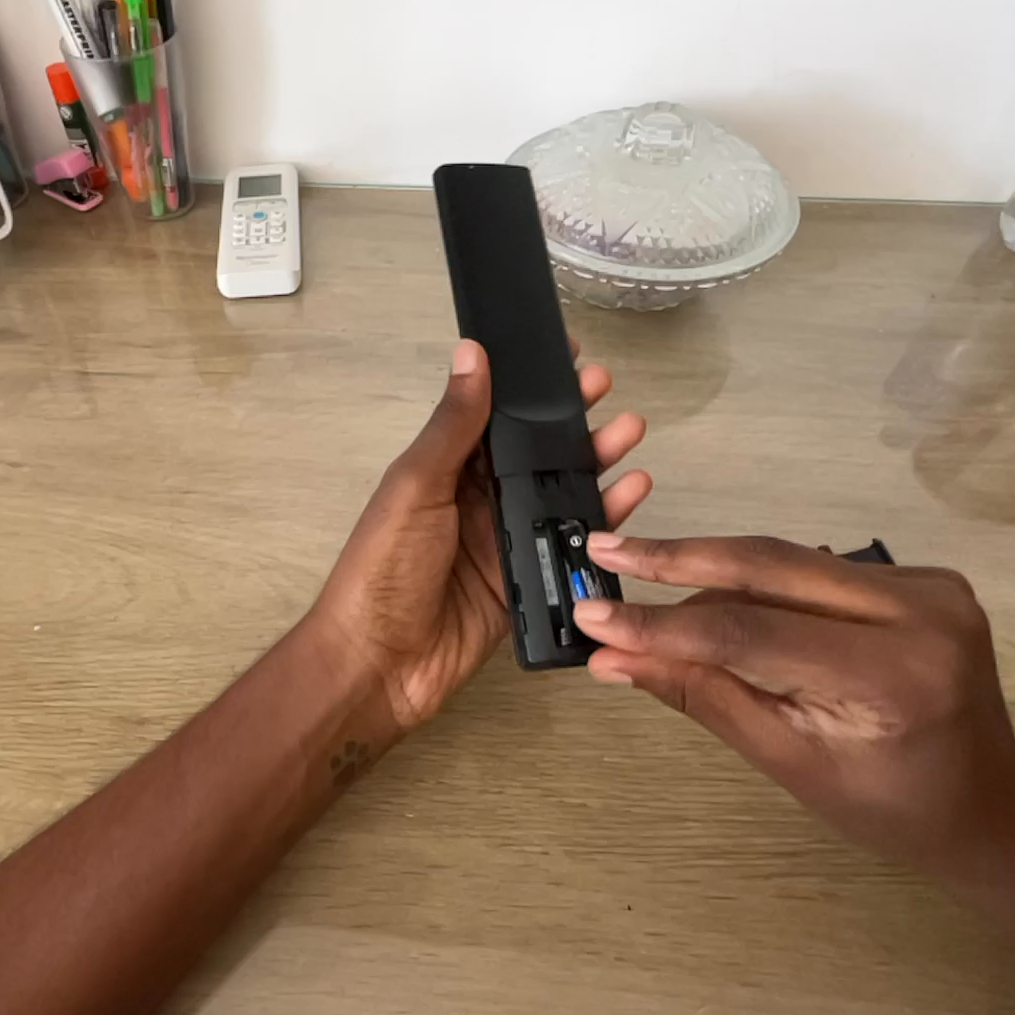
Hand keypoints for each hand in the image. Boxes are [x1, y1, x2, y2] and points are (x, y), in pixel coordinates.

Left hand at [307, 339, 652, 731]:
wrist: (382, 663)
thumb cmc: (386, 566)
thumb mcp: (416, 486)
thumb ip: (452, 425)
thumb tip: (471, 352)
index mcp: (444, 470)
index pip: (492, 415)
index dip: (526, 386)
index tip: (563, 354)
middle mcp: (477, 499)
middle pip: (532, 451)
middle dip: (569, 418)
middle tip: (604, 387)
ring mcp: (504, 541)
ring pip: (558, 492)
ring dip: (593, 461)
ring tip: (630, 430)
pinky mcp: (528, 582)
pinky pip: (571, 543)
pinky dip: (602, 518)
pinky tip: (633, 493)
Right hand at [572, 536, 1014, 872]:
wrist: (993, 801)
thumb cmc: (886, 805)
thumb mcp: (783, 759)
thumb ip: (697, 694)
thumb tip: (608, 658)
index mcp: (893, 676)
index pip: (749, 632)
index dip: (660, 624)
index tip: (591, 616)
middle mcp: (920, 611)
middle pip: (765, 565)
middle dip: (671, 558)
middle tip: (601, 549)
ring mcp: (923, 583)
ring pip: (778, 559)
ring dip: (700, 568)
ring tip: (632, 575)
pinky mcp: (912, 574)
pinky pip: (802, 567)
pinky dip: (742, 579)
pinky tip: (700, 592)